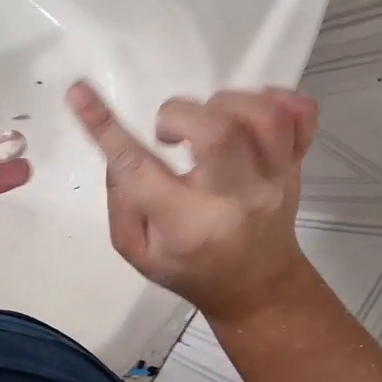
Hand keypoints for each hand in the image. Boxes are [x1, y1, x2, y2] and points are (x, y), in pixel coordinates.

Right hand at [68, 81, 318, 323]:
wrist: (257, 288)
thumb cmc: (188, 267)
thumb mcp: (136, 250)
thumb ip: (121, 202)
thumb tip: (119, 151)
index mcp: (185, 223)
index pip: (138, 167)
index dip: (103, 126)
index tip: (78, 93)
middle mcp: (234, 197)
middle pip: (217, 130)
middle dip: (179, 114)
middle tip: (167, 134)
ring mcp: (274, 178)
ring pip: (263, 115)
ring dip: (225, 103)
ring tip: (207, 121)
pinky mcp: (296, 165)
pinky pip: (303, 116)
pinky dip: (279, 100)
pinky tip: (251, 112)